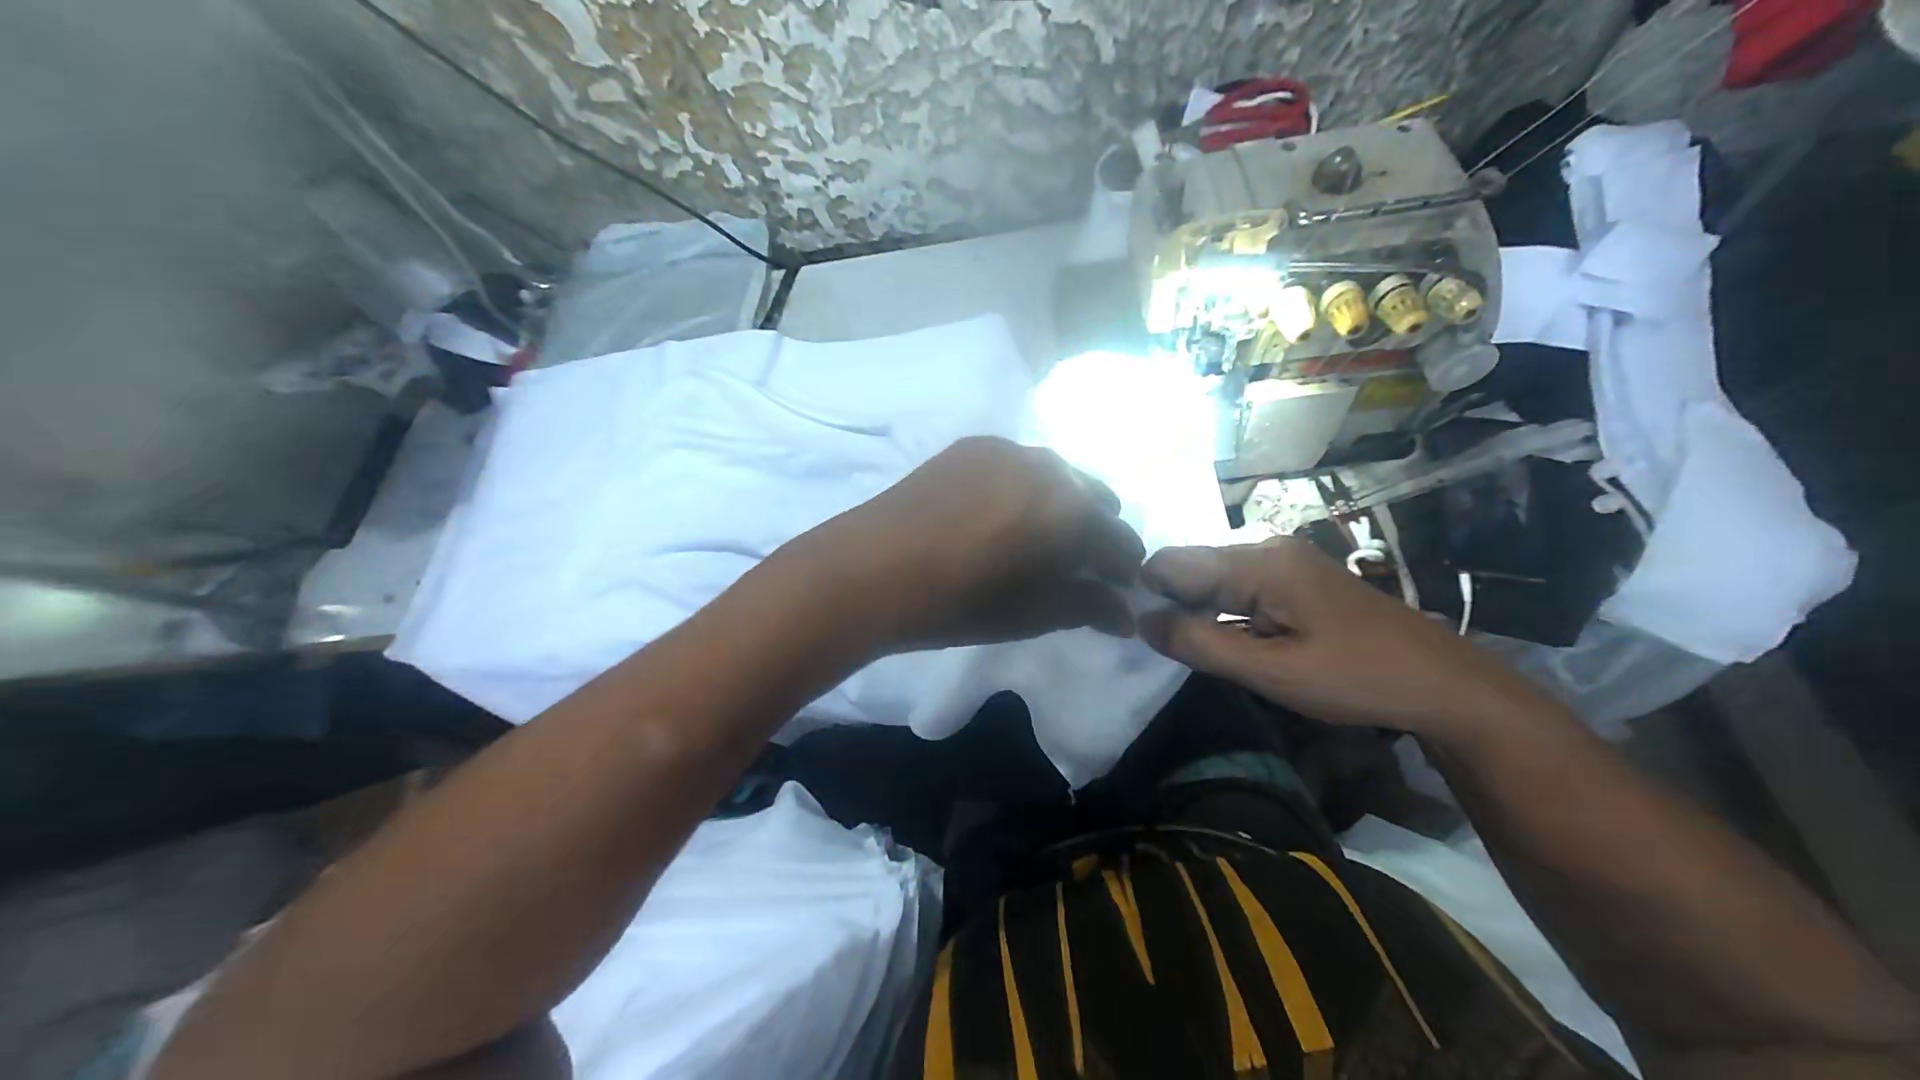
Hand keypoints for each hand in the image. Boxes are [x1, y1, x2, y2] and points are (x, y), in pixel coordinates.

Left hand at [790, 436, 1145, 650]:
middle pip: (1094, 498)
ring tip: (1041, 538)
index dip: (1122, 569)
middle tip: (1079, 565)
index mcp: (1072, 511)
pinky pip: (1017, 464)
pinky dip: (1025, 488)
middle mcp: (1048, 468)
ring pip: (1056, 476)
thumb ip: (1086, 606)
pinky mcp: (971, 447)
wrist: (868, 571)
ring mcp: (1007, 450)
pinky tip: (1000, 514)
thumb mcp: (1030, 614)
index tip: (1116, 590)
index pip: (1119, 540)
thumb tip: (1126, 615)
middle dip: (1097, 532)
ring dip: (1062, 505)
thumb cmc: (956, 604)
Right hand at [1139, 537, 1559, 738]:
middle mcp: (1269, 549)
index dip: (1148, 593)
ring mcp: (1287, 562)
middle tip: (1170, 651)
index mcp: (1260, 561)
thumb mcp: (1271, 671)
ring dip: (1200, 612)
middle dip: (1173, 604)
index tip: (1139, 633)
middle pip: (1194, 567)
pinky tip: (1233, 644)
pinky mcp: (1298, 580)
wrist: (1445, 684)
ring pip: (1216, 580)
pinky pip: (1241, 589)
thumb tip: (1142, 621)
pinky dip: (1226, 614)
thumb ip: (1201, 645)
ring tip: (1198, 652)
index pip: (1173, 562)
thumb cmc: (1357, 677)